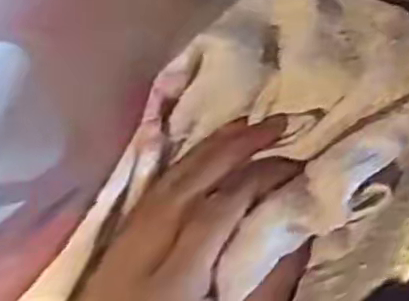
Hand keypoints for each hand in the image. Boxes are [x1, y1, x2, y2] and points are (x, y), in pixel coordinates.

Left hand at [78, 118, 311, 300]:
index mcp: (172, 284)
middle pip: (190, 184)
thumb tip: (301, 230)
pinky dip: (182, 166)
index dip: (264, 176)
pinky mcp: (107, 259)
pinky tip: (205, 153)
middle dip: (239, 147)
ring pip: (165, 184)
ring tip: (249, 124)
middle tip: (282, 123)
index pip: (221, 206)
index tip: (298, 165)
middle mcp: (137, 261)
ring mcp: (116, 258)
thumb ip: (268, 287)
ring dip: (210, 147)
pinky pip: (148, 197)